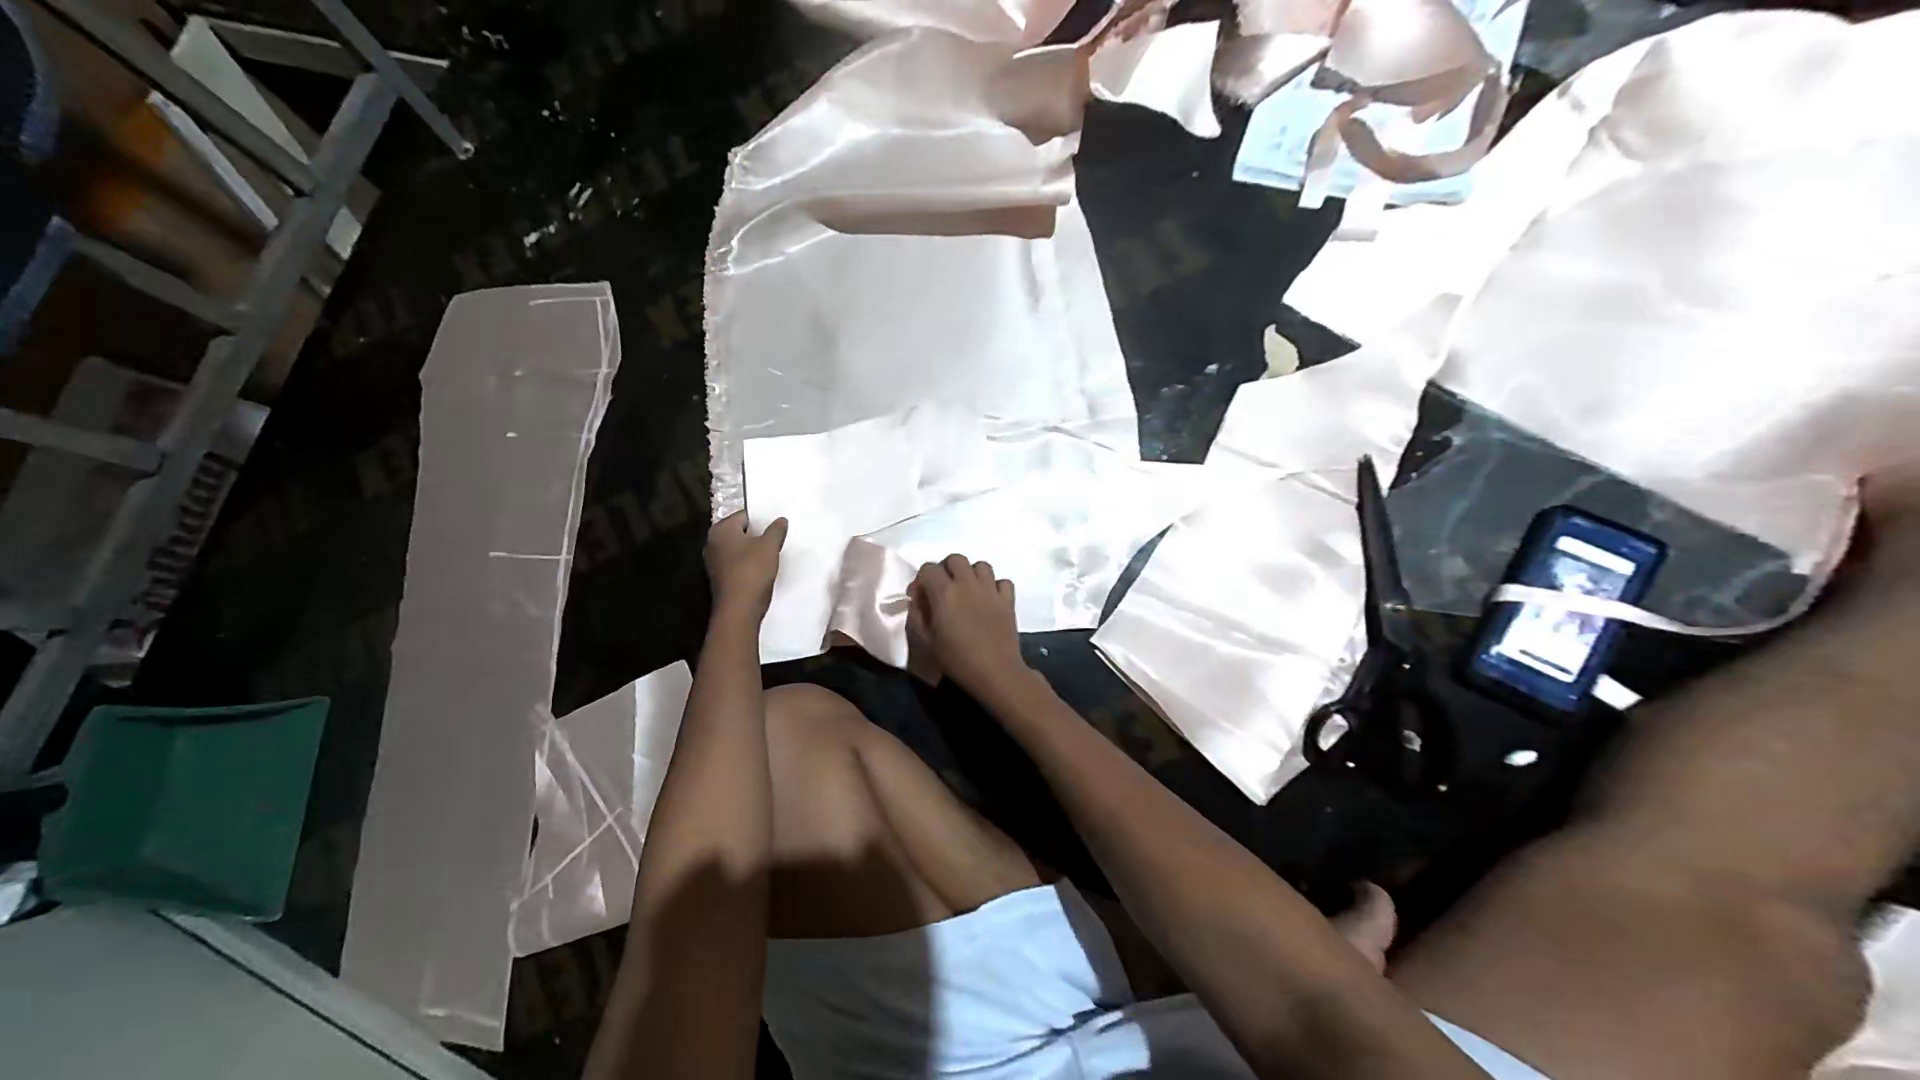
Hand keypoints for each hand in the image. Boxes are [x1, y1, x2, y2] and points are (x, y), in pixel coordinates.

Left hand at [705, 511, 786, 620]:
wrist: (739, 608)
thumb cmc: (752, 570)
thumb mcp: (769, 546)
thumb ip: (776, 529)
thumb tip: (780, 520)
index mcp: (721, 529)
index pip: (744, 515)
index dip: (762, 519)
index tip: (777, 527)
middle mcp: (712, 543)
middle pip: (740, 532)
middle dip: (758, 535)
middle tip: (777, 539)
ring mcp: (714, 561)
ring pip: (739, 549)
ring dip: (754, 551)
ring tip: (772, 555)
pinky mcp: (720, 577)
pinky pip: (737, 564)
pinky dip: (749, 564)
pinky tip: (762, 570)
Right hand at [908, 555, 1031, 699]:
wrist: (995, 672)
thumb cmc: (957, 660)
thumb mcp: (926, 641)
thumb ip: (917, 615)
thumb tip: (917, 599)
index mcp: (944, 592)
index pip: (928, 568)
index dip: (921, 580)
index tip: (920, 597)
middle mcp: (968, 583)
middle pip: (955, 559)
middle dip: (946, 569)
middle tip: (944, 589)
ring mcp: (991, 590)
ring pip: (980, 565)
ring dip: (971, 574)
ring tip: (967, 591)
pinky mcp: (1008, 600)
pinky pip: (1002, 581)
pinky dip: (995, 586)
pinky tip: (989, 600)